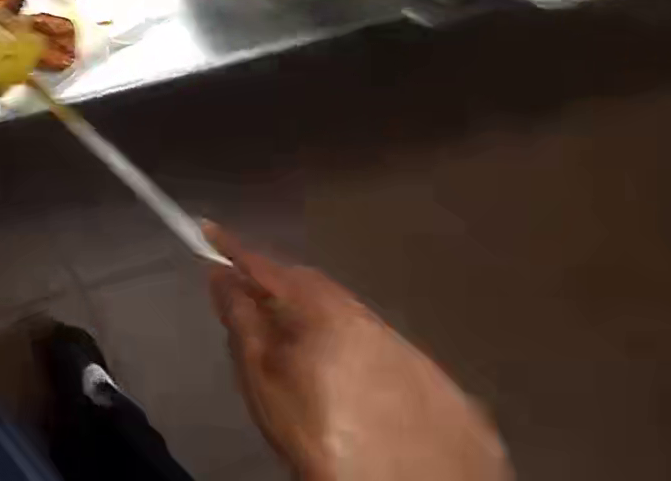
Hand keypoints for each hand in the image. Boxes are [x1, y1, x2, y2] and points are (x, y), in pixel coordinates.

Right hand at [204, 223, 511, 480]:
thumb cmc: (315, 438)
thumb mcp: (261, 377)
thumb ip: (241, 318)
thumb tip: (221, 275)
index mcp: (332, 317)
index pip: (273, 269)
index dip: (235, 249)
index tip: (207, 231)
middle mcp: (385, 328)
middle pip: (321, 292)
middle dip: (283, 289)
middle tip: (251, 299)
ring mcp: (429, 366)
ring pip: (363, 326)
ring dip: (328, 326)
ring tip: (305, 354)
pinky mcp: (463, 406)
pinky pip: (402, 364)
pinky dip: (371, 362)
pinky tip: (360, 392)